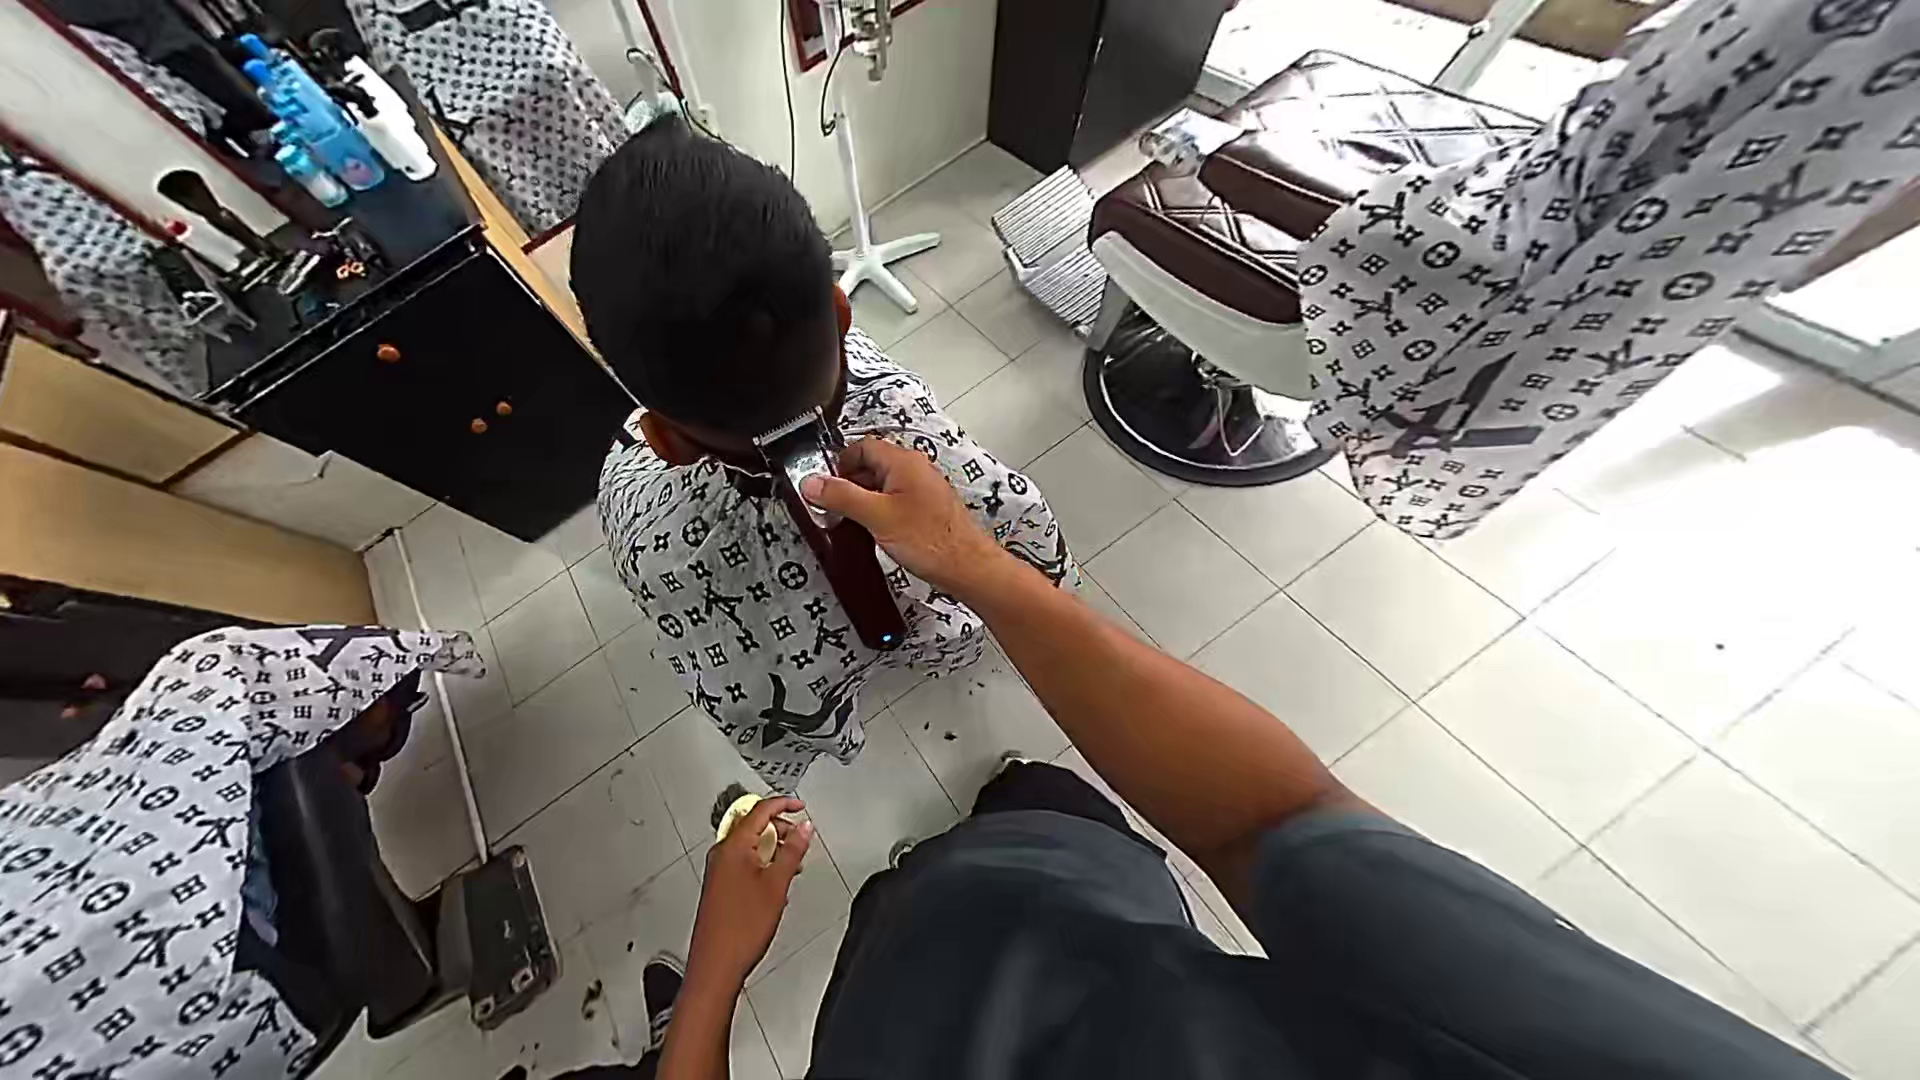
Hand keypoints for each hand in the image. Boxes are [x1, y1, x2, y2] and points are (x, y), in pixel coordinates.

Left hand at [688, 796, 812, 988]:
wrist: (715, 968)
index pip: (761, 810)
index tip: (798, 804)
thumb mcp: (778, 883)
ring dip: (772, 848)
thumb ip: (793, 850)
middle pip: (754, 825)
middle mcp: (721, 854)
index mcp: (734, 846)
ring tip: (790, 865)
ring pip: (749, 844)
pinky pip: (743, 861)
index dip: (784, 803)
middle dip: (780, 829)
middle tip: (799, 838)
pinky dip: (761, 862)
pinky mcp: (718, 886)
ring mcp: (717, 871)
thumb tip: (804, 827)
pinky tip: (774, 883)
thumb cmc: (740, 931)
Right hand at [803, 437, 1012, 594]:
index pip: (862, 446)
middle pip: (871, 465)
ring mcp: (923, 489)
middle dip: (848, 484)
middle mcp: (916, 470)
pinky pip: (895, 501)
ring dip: (863, 500)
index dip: (839, 463)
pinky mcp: (927, 509)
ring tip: (851, 522)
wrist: (967, 567)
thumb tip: (812, 483)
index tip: (824, 485)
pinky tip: (874, 532)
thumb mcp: (876, 516)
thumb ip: (841, 497)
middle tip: (832, 507)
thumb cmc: (932, 541)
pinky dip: (879, 512)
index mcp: (903, 462)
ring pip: (883, 485)